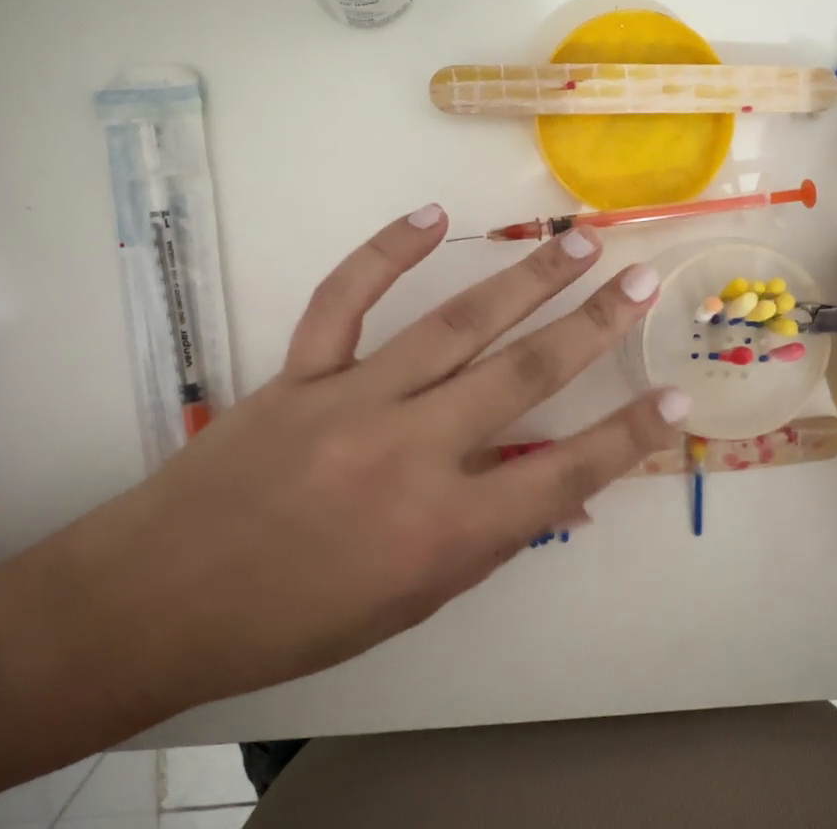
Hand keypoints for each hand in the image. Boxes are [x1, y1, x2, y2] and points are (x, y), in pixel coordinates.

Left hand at [46, 206, 686, 707]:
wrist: (158, 603)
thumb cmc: (296, 620)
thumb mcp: (412, 601)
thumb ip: (487, 538)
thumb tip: (559, 492)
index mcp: (447, 531)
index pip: (567, 471)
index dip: (630, 435)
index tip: (678, 398)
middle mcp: (412, 456)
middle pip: (523, 377)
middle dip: (593, 326)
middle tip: (638, 279)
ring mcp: (352, 404)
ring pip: (454, 326)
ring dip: (522, 278)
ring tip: (574, 240)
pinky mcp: (298, 375)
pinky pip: (344, 300)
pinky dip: (387, 252)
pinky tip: (433, 216)